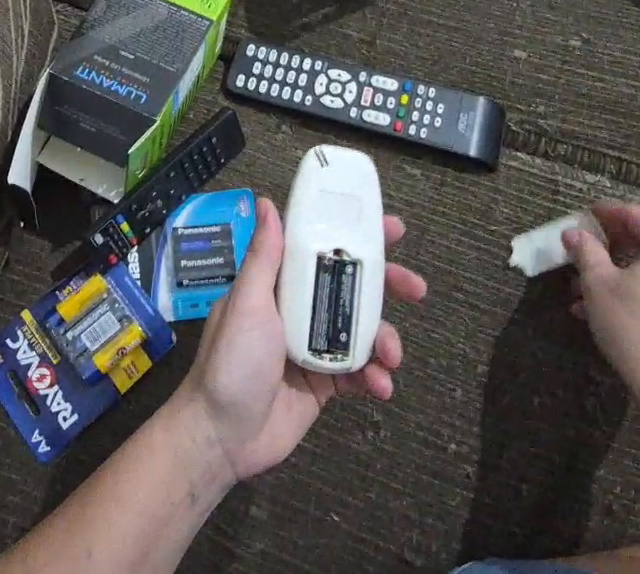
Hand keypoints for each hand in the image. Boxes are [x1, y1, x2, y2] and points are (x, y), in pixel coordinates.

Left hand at [175, 197, 427, 482]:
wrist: (223, 436)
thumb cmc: (231, 362)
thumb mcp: (247, 303)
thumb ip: (264, 257)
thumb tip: (268, 203)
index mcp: (278, 286)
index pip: (318, 249)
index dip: (353, 236)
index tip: (391, 229)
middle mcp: (297, 311)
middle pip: (350, 287)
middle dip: (387, 286)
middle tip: (416, 289)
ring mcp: (313, 347)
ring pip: (362, 331)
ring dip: (385, 340)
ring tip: (391, 357)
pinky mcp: (324, 383)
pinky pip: (360, 372)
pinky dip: (376, 377)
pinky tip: (381, 387)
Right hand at [563, 200, 639, 399]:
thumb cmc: (633, 324)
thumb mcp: (597, 283)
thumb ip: (586, 251)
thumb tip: (574, 233)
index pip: (639, 215)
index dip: (608, 212)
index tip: (585, 215)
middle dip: (611, 249)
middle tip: (582, 255)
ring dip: (621, 275)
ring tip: (584, 294)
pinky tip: (611, 311)